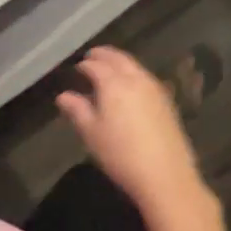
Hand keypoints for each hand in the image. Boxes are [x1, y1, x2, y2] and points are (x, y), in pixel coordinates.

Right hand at [57, 46, 209, 213]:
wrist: (165, 175)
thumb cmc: (121, 154)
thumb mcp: (92, 134)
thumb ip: (77, 110)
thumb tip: (63, 96)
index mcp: (114, 84)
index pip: (96, 66)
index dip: (85, 65)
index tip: (77, 67)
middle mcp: (136, 79)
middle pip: (119, 59)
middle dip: (104, 55)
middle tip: (92, 56)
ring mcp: (155, 89)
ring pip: (134, 66)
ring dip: (120, 62)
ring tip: (110, 68)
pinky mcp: (167, 102)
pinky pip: (145, 77)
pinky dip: (133, 73)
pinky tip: (130, 85)